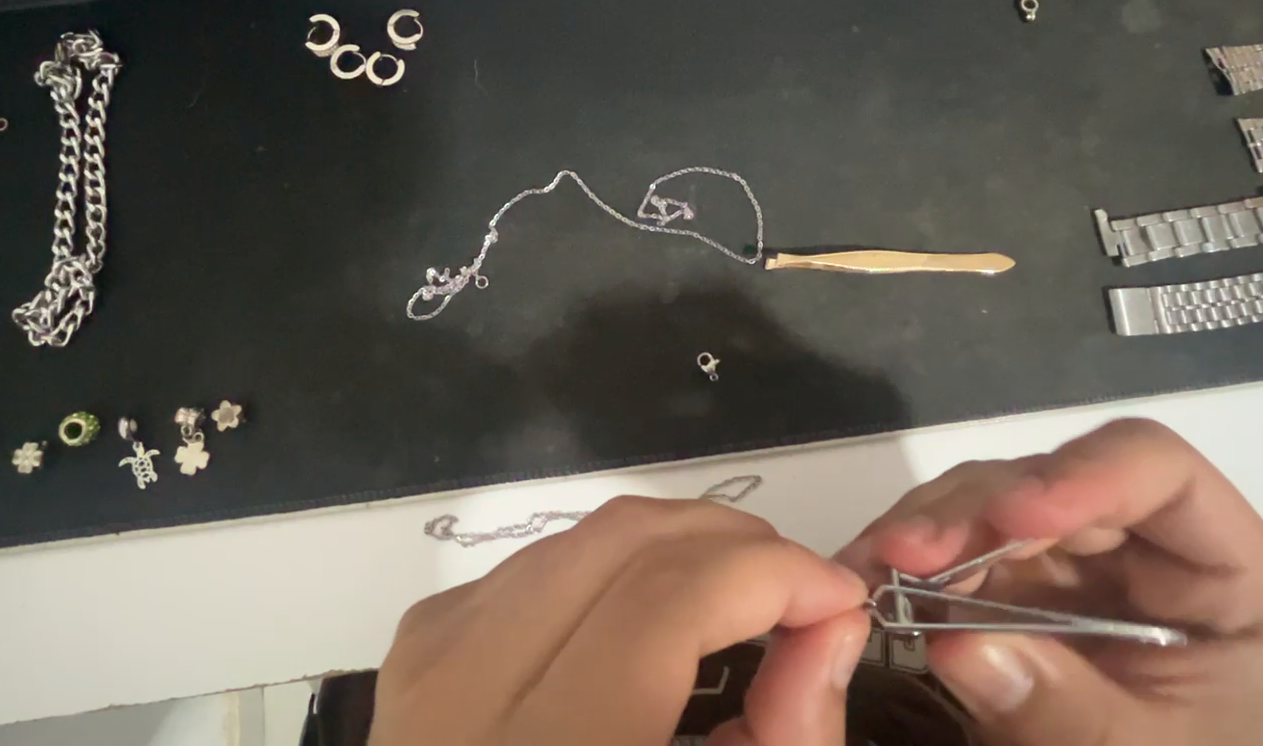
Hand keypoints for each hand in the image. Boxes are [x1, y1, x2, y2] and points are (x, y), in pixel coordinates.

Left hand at [373, 496, 870, 745]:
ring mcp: (434, 650)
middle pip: (620, 541)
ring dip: (674, 545)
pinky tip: (645, 609)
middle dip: (730, 541)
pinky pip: (537, 564)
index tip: (839, 591)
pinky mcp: (423, 635)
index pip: (665, 601)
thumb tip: (831, 620)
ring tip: (736, 587)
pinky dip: (611, 566)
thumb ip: (787, 736)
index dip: (770, 574)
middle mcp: (466, 685)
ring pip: (580, 538)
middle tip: (797, 583)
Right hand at [835, 419, 1262, 745]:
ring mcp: (1065, 542)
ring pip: (983, 493)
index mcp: (1218, 573)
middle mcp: (1136, 536)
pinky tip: (868, 569)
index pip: (1156, 472)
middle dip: (968, 514)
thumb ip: (1062, 711)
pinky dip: (903, 547)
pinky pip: (948, 527)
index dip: (1082, 475)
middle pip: (1044, 478)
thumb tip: (956, 645)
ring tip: (868, 569)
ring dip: (922, 528)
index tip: (1009, 516)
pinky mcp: (1007, 558)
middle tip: (899, 554)